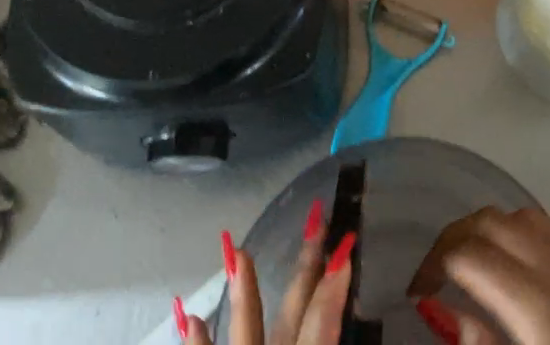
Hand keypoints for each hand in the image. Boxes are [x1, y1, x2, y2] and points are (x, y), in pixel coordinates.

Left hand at [179, 200, 356, 344]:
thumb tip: (360, 331)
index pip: (323, 319)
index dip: (335, 282)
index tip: (346, 241)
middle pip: (291, 309)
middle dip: (306, 263)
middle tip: (317, 217)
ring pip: (244, 326)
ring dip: (244, 288)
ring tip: (239, 248)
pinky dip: (196, 338)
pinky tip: (188, 313)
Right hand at [408, 207, 549, 344]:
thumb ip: (484, 344)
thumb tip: (444, 314)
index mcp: (533, 301)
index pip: (467, 253)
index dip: (431, 266)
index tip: (417, 294)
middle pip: (486, 222)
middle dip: (449, 239)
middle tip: (431, 274)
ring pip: (511, 214)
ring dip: (479, 228)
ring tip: (462, 261)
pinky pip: (538, 222)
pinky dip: (509, 227)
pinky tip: (504, 257)